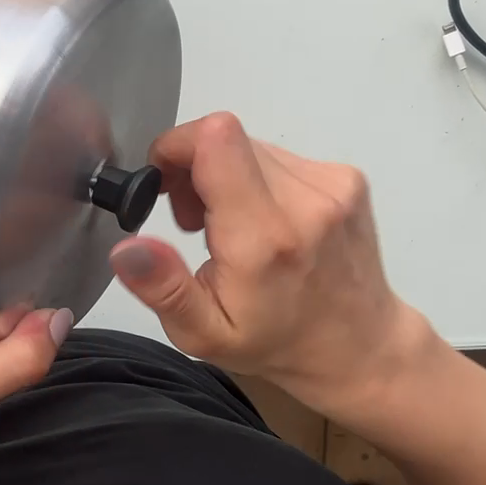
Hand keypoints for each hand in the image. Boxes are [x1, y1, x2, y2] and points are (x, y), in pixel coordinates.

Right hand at [108, 113, 430, 411]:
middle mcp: (305, 198)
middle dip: (192, 169)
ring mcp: (333, 183)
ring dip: (222, 175)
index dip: (176, 147)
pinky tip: (258, 221)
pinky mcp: (346, 177)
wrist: (359, 346)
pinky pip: (276, 156)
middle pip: (226, 138)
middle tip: (192, 224)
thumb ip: (163, 288)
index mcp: (263, 237)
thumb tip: (126, 248)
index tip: (162, 184)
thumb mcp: (201, 334)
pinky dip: (253, 180)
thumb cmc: (272, 343)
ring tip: (224, 227)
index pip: (217, 138)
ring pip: (249, 145)